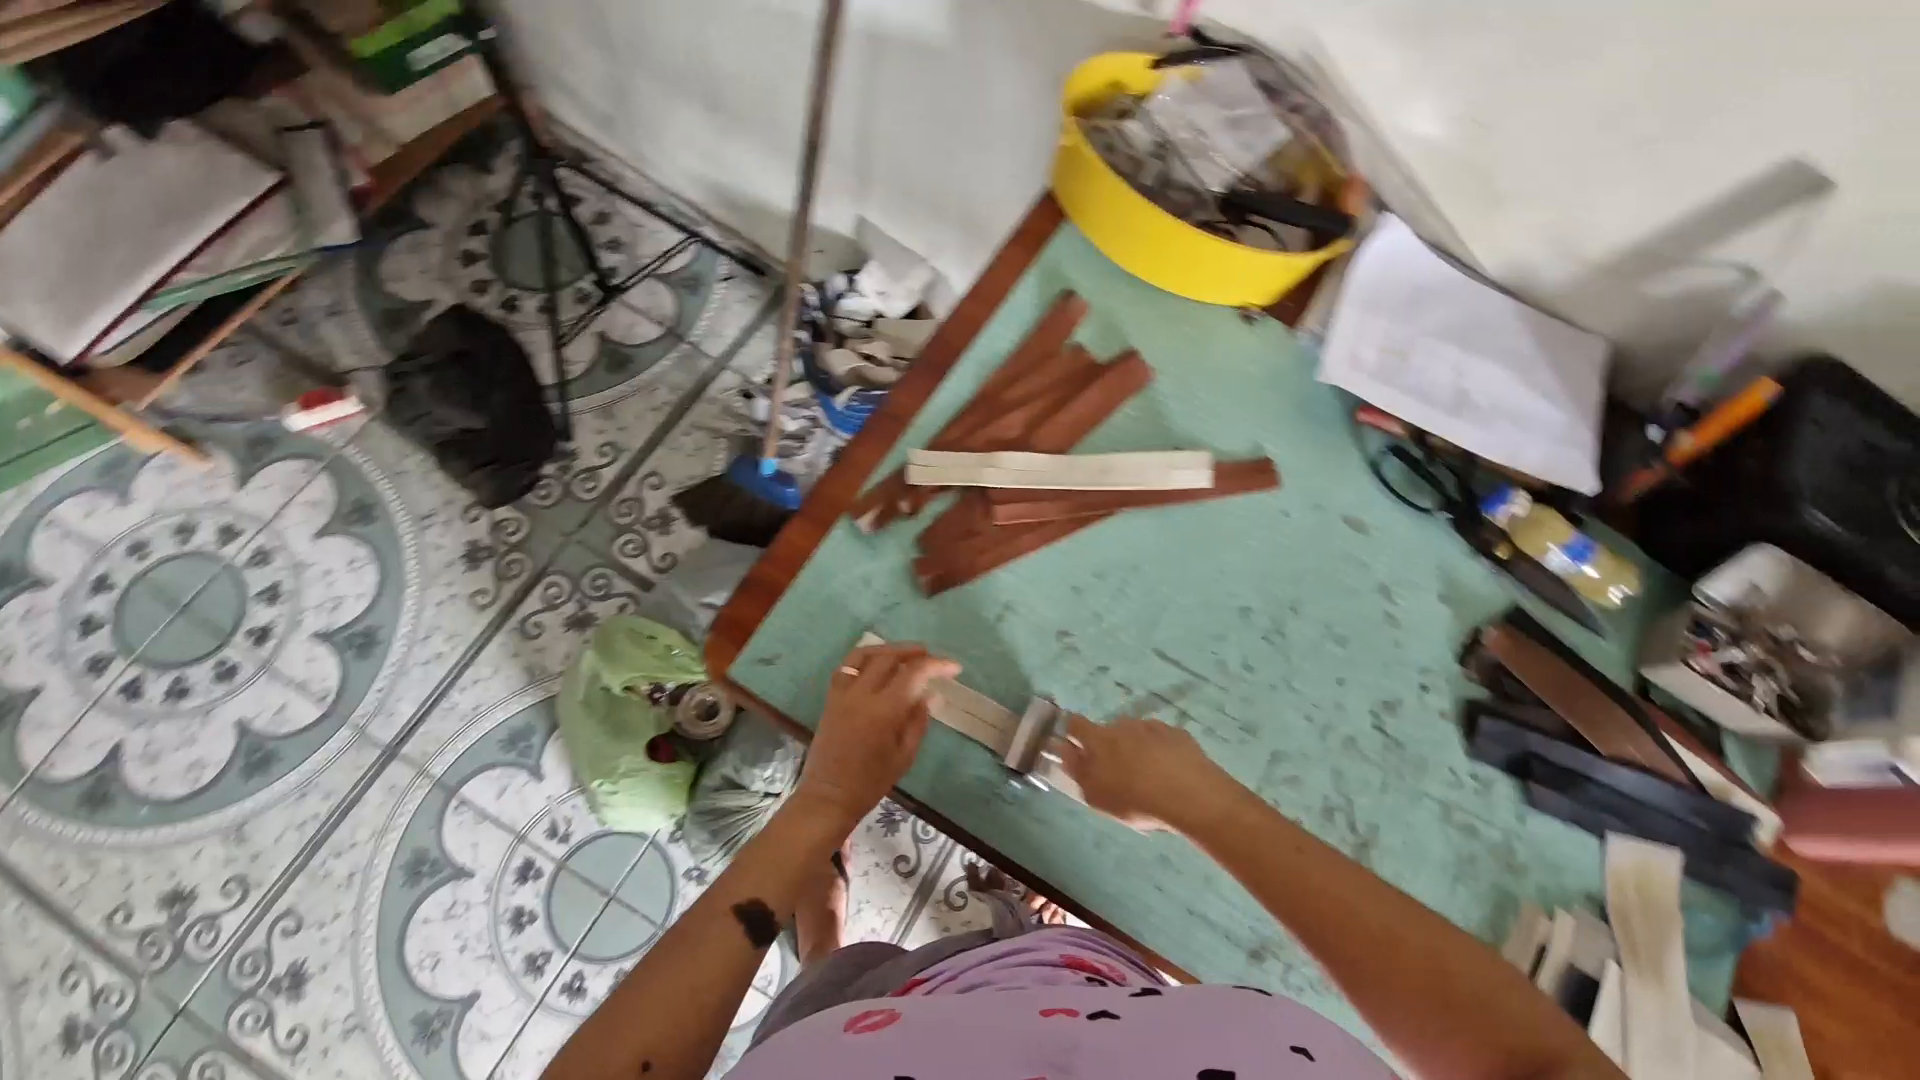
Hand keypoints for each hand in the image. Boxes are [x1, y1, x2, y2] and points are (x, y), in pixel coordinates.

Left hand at [792, 644, 960, 833]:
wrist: (829, 796)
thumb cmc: (871, 782)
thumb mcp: (904, 755)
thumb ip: (917, 721)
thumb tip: (929, 696)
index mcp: (884, 710)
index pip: (914, 674)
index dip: (937, 665)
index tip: (954, 668)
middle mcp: (862, 694)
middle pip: (889, 658)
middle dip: (914, 652)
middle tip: (931, 657)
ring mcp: (842, 693)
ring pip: (865, 655)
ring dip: (888, 649)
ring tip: (905, 654)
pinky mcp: (831, 698)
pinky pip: (847, 666)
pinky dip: (865, 658)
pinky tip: (877, 663)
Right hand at [1051, 715, 1239, 833]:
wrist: (1192, 796)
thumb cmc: (1136, 800)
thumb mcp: (1096, 796)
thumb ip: (1076, 770)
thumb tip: (1063, 750)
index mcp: (1098, 739)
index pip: (1075, 724)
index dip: (1073, 734)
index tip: (1077, 750)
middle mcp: (1123, 725)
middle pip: (1108, 731)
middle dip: (1109, 747)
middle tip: (1118, 774)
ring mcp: (1152, 726)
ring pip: (1136, 734)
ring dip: (1136, 748)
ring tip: (1148, 777)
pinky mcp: (1178, 733)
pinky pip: (1161, 739)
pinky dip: (1161, 751)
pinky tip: (1170, 773)